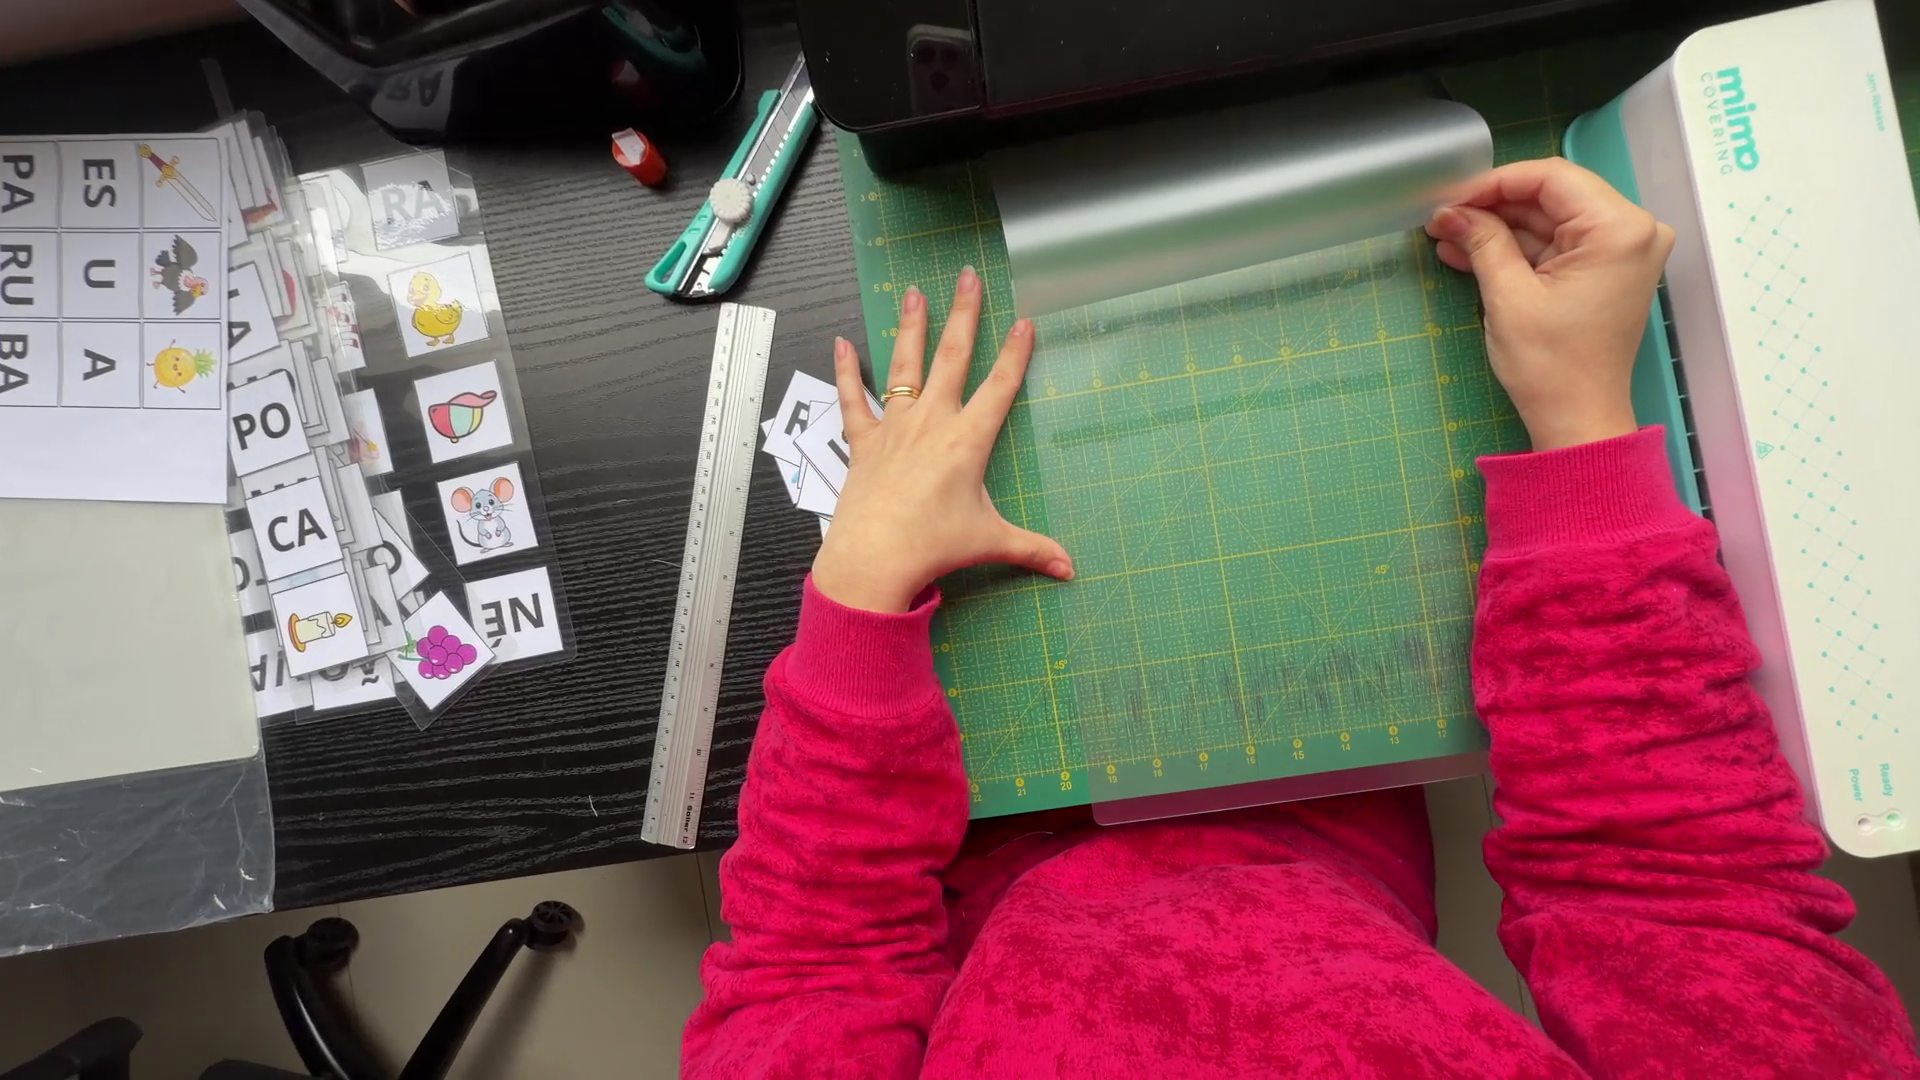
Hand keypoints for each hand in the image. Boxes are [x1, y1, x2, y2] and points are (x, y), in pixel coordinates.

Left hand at [811, 266, 1073, 612]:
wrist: (875, 558)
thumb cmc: (934, 546)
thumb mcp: (989, 542)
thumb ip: (1032, 549)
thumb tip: (1069, 569)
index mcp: (967, 439)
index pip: (1000, 387)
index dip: (1016, 354)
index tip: (1025, 321)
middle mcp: (932, 421)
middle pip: (952, 357)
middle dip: (964, 314)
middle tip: (967, 276)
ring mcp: (895, 426)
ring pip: (905, 365)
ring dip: (911, 326)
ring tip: (914, 292)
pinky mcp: (864, 441)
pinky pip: (853, 400)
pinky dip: (846, 372)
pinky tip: (841, 344)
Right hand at [1426, 158, 1674, 451]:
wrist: (1575, 414)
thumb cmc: (1547, 362)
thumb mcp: (1507, 298)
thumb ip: (1483, 244)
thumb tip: (1451, 213)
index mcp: (1619, 229)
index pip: (1552, 180)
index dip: (1495, 184)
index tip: (1450, 200)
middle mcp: (1630, 230)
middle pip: (1552, 198)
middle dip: (1492, 207)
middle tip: (1440, 219)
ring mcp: (1618, 251)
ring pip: (1547, 223)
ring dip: (1496, 230)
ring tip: (1445, 237)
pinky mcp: (1600, 272)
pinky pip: (1552, 248)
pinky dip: (1513, 250)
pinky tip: (1468, 252)